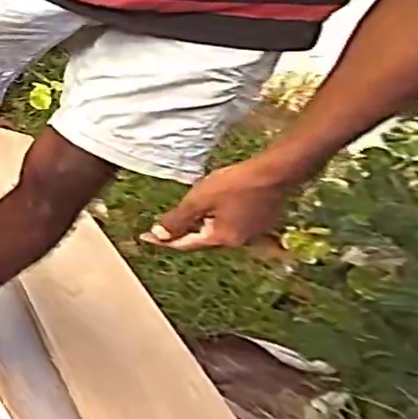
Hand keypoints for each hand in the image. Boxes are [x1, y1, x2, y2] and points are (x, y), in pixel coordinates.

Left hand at [143, 156, 306, 251]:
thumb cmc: (232, 186)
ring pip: (213, 233)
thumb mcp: (197, 202)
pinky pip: (226, 226)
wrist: (274, 174)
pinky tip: (201, 213)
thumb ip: (177, 220)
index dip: (162, 240)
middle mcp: (241, 241)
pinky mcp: (260, 222)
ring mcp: (253, 233)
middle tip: (155, 230)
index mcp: (223, 238)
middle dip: (177, 235)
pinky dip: (209, 222)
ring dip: (193, 228)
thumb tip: (160, 235)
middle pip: (201, 241)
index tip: (143, 237)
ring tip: (174, 221)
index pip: (186, 244)